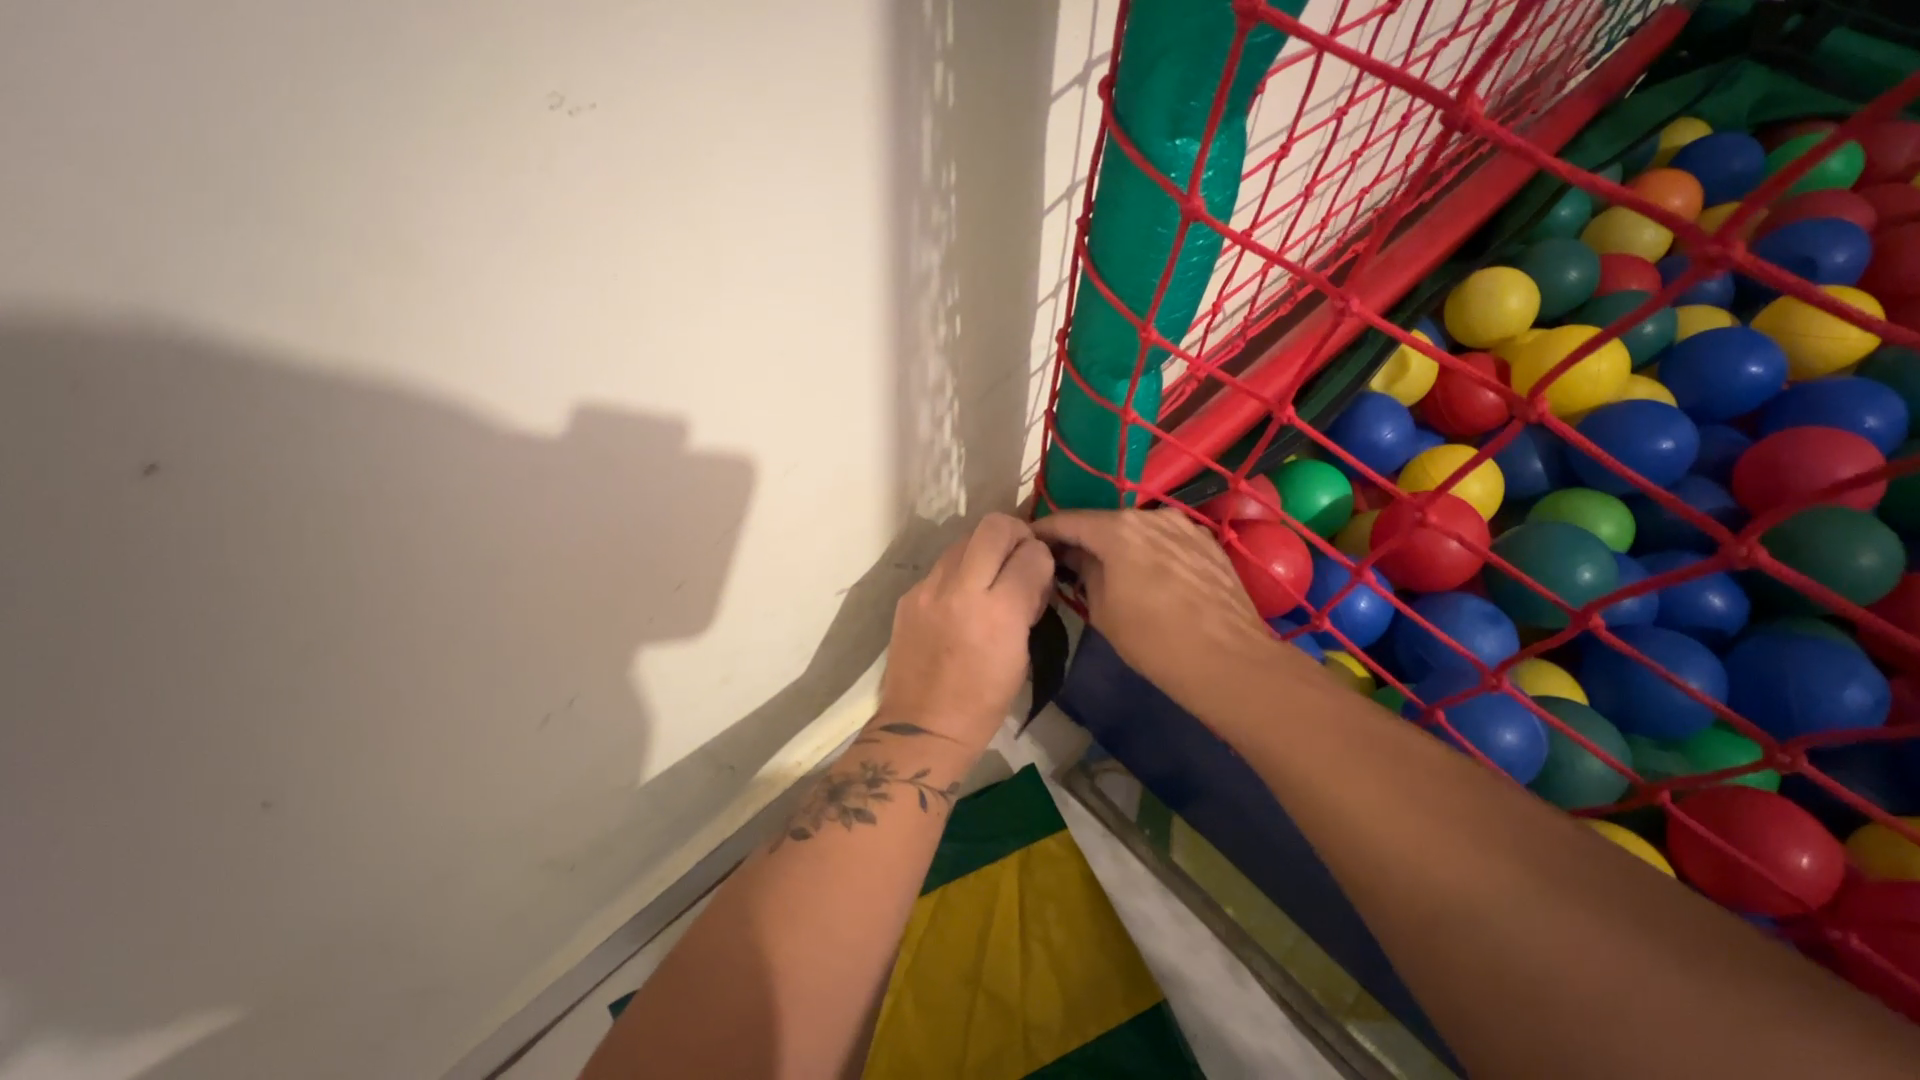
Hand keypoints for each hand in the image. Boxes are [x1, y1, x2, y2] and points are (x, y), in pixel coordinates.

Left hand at [878, 513, 1055, 749]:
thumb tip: (1033, 572)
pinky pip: (941, 567)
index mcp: (998, 613)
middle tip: (1018, 557)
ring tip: (989, 579)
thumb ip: (1027, 604)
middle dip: (1014, 534)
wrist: (922, 726)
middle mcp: (960, 590)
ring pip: (964, 540)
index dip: (1042, 557)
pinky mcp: (908, 596)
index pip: (1031, 554)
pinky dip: (958, 573)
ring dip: (984, 551)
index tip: (1041, 571)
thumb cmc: (984, 702)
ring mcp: (928, 590)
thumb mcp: (1022, 655)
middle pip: (993, 527)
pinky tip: (961, 601)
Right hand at [1033, 508, 1275, 711]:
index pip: (1067, 520)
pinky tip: (1145, 576)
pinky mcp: (1208, 544)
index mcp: (1118, 528)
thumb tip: (1077, 556)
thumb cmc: (1154, 640)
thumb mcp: (1102, 611)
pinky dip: (1148, 552)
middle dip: (1082, 539)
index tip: (1026, 543)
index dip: (1043, 531)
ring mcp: (1184, 526)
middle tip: (1063, 562)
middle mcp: (1151, 516)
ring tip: (1105, 570)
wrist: (1229, 660)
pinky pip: (1165, 541)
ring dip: (1118, 545)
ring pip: (1138, 530)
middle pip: (1104, 522)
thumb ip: (1084, 572)